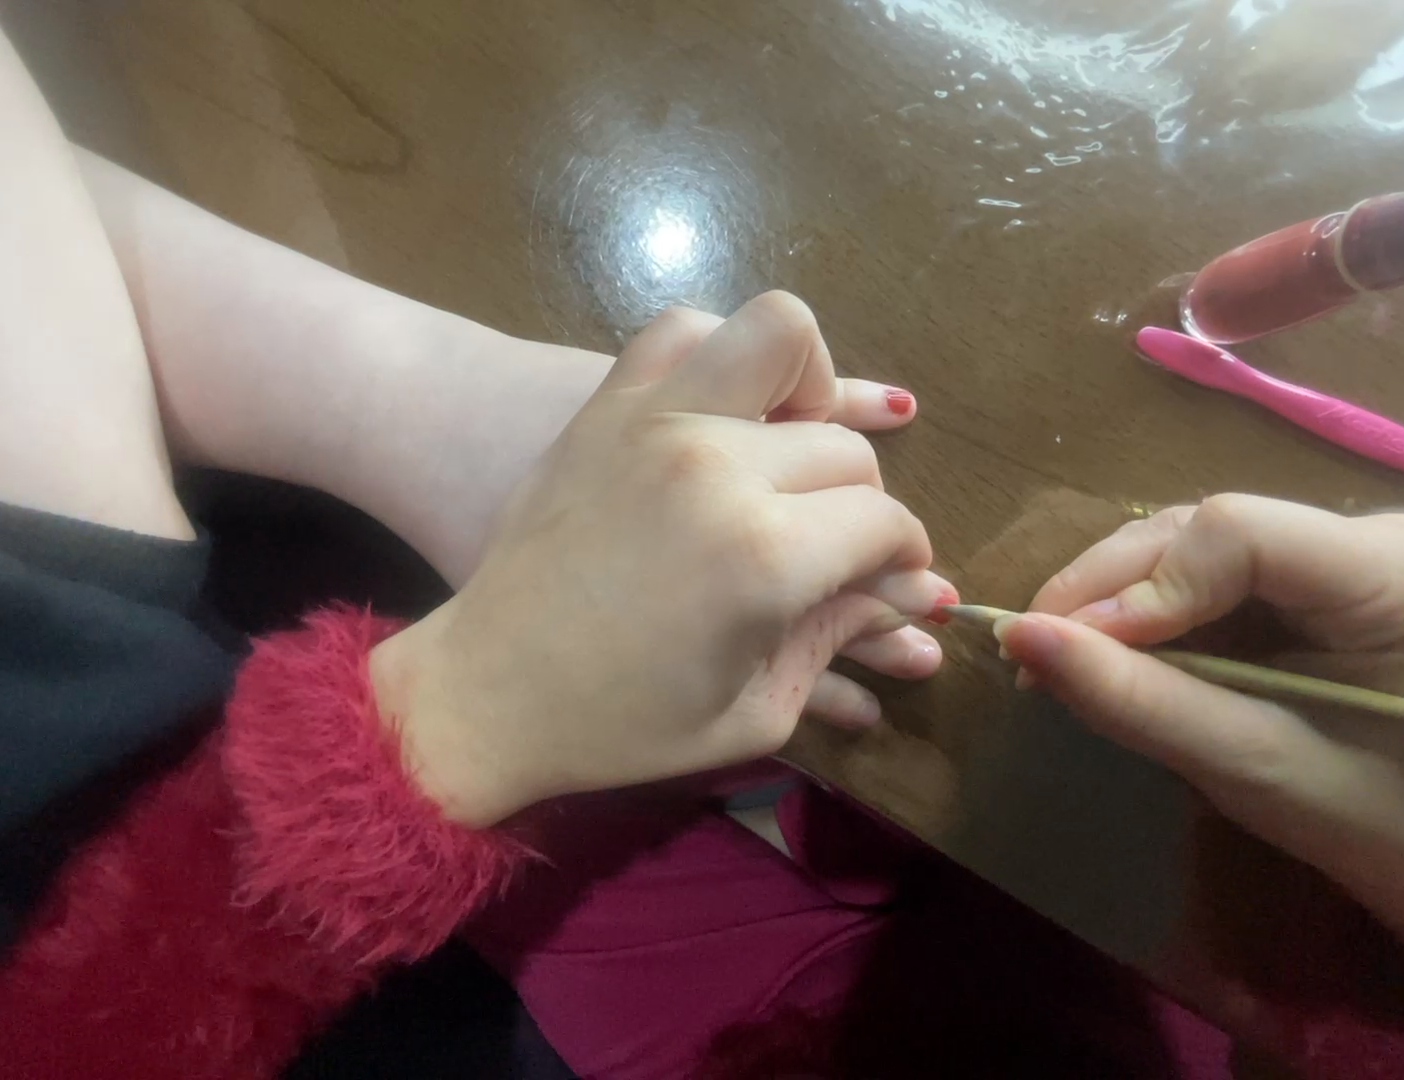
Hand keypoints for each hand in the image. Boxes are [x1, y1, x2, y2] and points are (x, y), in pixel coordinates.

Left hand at [374, 293, 952, 825]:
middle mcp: (718, 465)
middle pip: (842, 448)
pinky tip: (727, 405)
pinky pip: (682, 330)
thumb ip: (841, 637)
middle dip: (861, 502)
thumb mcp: (754, 712)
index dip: (906, 554)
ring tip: (794, 443)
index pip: (884, 521)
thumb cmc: (622, 725)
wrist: (486, 688)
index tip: (898, 578)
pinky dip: (720, 353)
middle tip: (837, 544)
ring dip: (808, 387)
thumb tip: (917, 596)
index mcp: (763, 555)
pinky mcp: (606, 404)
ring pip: (779, 338)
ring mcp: (656, 417)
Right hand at [995, 495, 1403, 990]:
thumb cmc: (1351, 814)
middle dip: (1104, 589)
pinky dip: (1126, 601)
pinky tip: (1101, 643)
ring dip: (1103, 593)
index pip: (1238, 532)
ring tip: (1060, 656)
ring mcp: (1330, 542)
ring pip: (1175, 536)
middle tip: (1036, 654)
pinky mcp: (1290, 560)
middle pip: (1195, 527)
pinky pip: (1180, 558)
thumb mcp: (1238, 762)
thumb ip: (1128, 696)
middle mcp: (1375, 538)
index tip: (1076, 648)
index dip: (1143, 583)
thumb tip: (1015, 633)